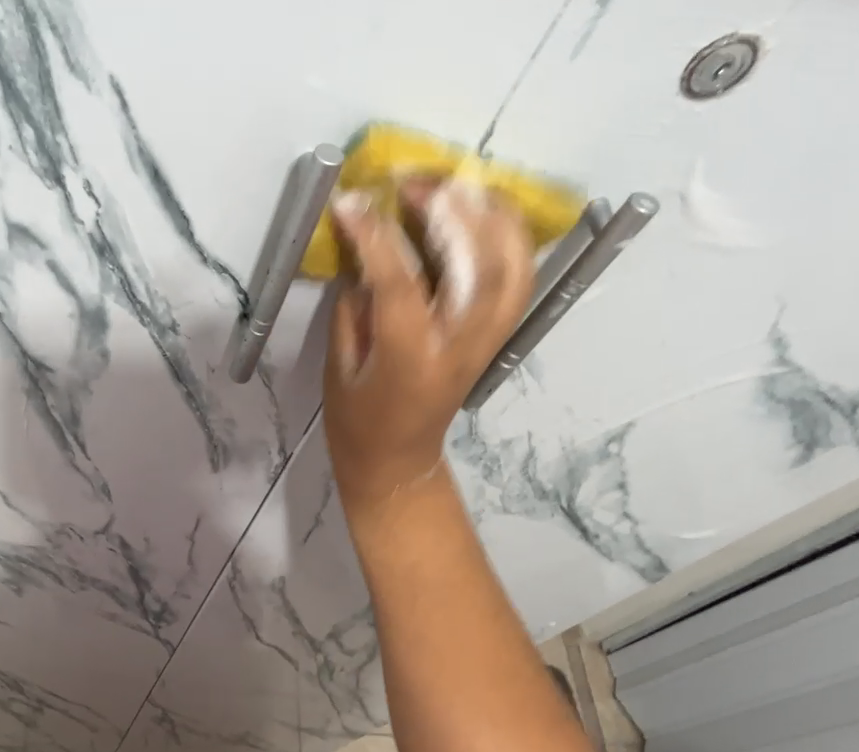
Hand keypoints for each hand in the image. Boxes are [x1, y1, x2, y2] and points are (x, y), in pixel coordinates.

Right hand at [324, 176, 534, 507]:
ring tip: (457, 187)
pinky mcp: (498, 334)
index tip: (352, 200)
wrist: (398, 461)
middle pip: (479, 264)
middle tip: (415, 183)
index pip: (401, 282)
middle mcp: (459, 345)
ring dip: (492, 215)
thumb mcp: (339, 367)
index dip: (376, 235)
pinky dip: (508, 236)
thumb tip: (365, 253)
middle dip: (451, 211)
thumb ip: (355, 307)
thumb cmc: (358, 422)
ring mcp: (487, 339)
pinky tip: (482, 213)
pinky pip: (519, 275)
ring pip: (514, 264)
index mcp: (410, 359)